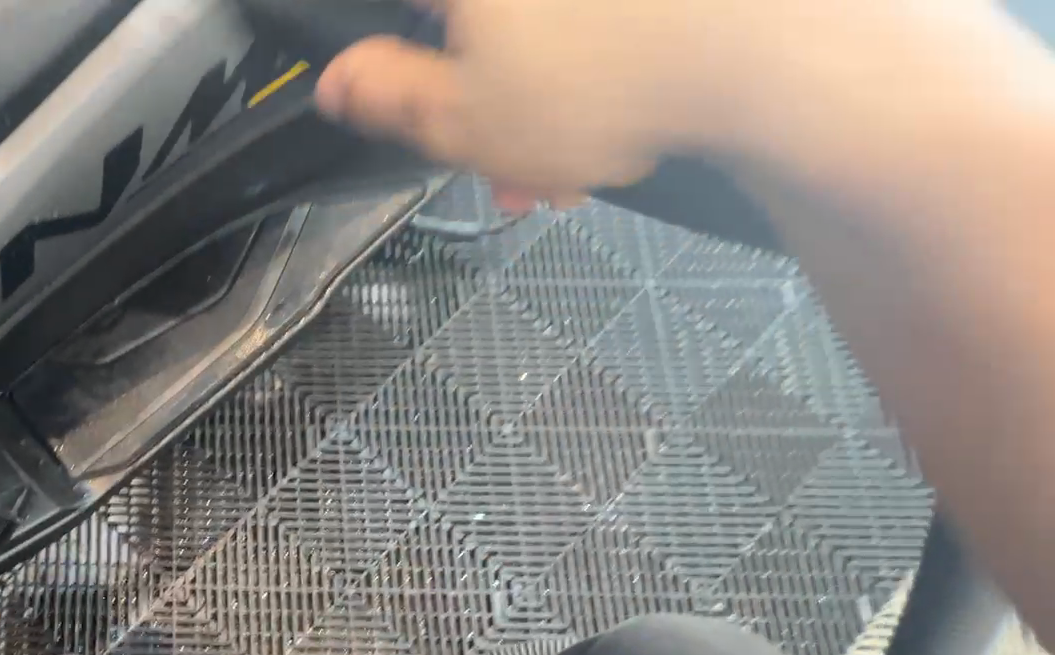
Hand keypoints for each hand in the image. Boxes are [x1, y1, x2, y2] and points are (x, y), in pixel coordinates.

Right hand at [314, 0, 792, 204]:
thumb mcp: (454, 118)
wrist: (788, 49)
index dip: (392, 57)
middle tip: (498, 158)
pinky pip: (599, 25)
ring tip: (558, 168)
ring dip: (540, 96)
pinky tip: (610, 122)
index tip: (398, 90)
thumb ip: (381, 97)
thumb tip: (336, 81)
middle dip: (481, 93)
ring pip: (543, 27)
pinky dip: (596, 66)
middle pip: (474, 22)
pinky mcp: (645, 7)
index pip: (397, 11)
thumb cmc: (612, 83)